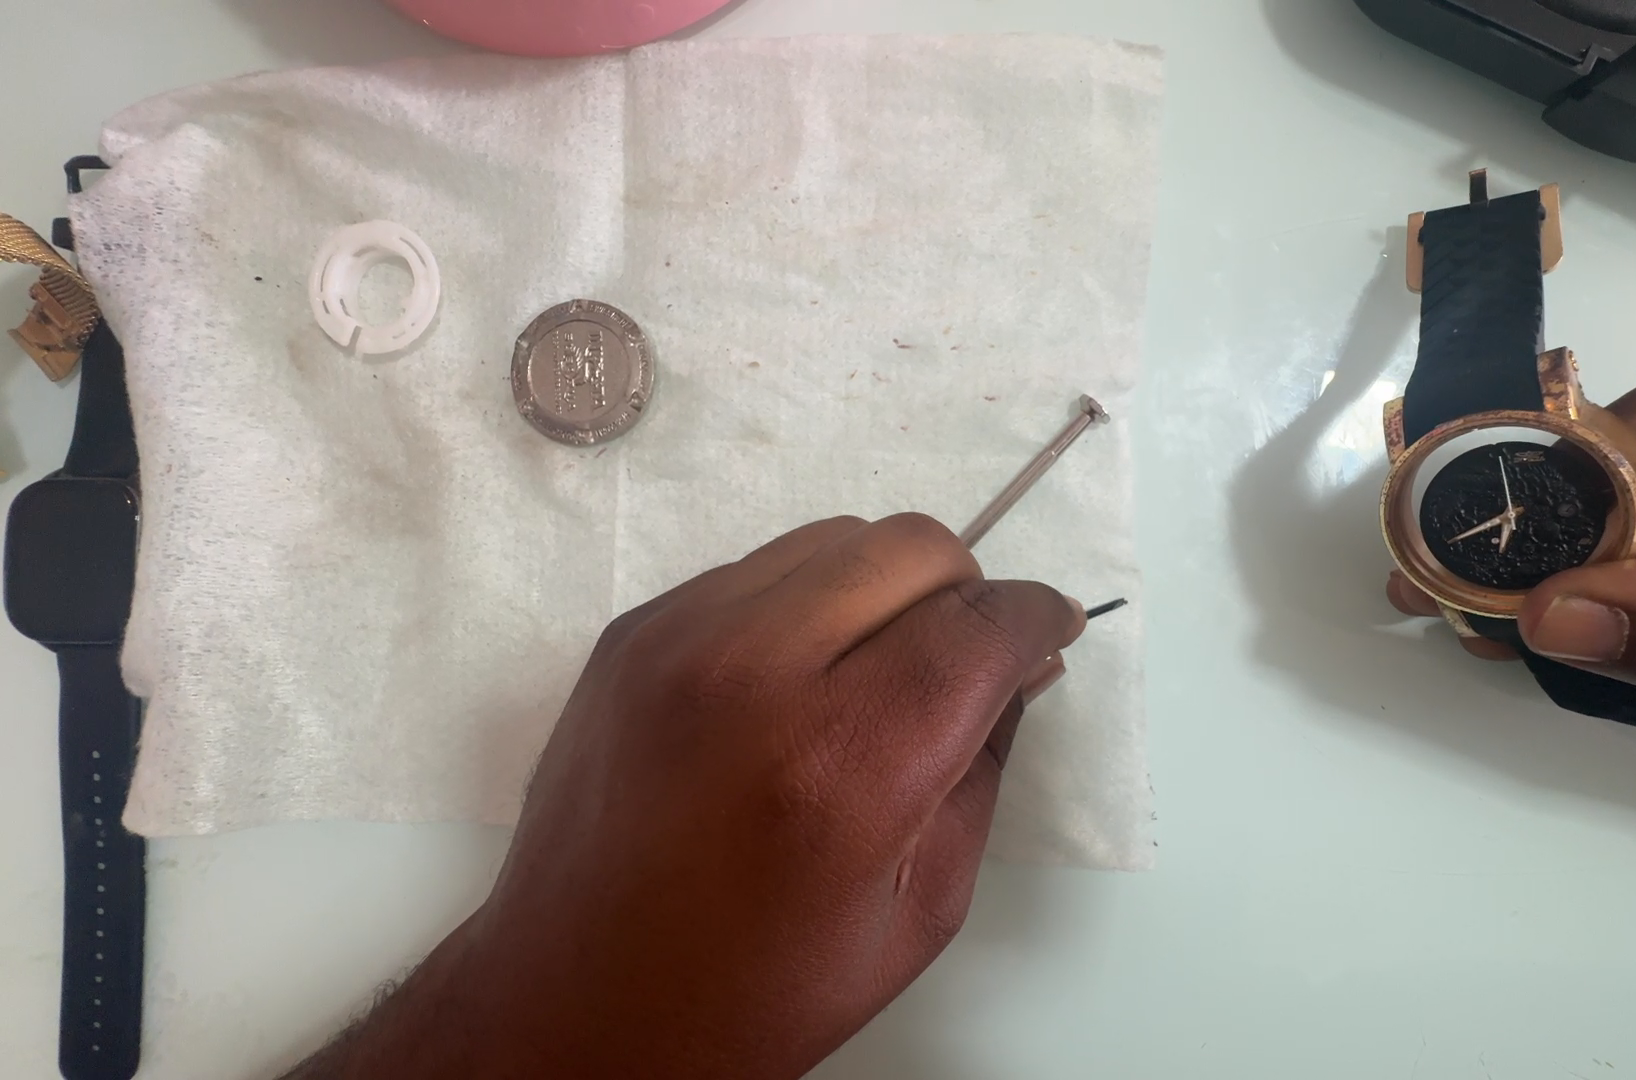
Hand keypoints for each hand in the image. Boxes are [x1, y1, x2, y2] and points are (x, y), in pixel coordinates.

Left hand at [285, 514, 1083, 1079]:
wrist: (573, 1001)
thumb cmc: (766, 983)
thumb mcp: (924, 901)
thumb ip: (987, 759)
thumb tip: (1025, 662)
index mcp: (844, 763)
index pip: (977, 628)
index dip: (1034, 614)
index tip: (1053, 625)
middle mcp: (756, 671)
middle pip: (914, 547)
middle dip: (966, 589)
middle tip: (960, 655)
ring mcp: (682, 634)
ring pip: (841, 534)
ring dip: (889, 583)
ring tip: (874, 662)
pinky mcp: (638, 624)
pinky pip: (767, 564)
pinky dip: (813, 597)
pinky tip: (797, 671)